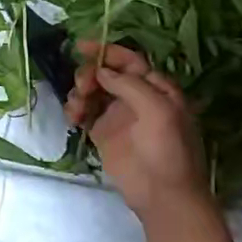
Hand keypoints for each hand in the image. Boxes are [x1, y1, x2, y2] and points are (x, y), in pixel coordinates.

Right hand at [64, 41, 211, 225]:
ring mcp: (117, 115)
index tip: (81, 46)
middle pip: (105, 73)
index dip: (106, 51)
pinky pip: (83, 111)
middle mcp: (135, 97)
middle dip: (89, 74)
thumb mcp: (158, 111)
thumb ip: (130, 85)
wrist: (162, 195)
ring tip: (77, 109)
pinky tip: (73, 118)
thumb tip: (101, 70)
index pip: (129, 61)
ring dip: (79, 93)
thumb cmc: (168, 150)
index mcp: (155, 88)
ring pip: (91, 91)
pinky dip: (74, 109)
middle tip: (84, 88)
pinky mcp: (102, 133)